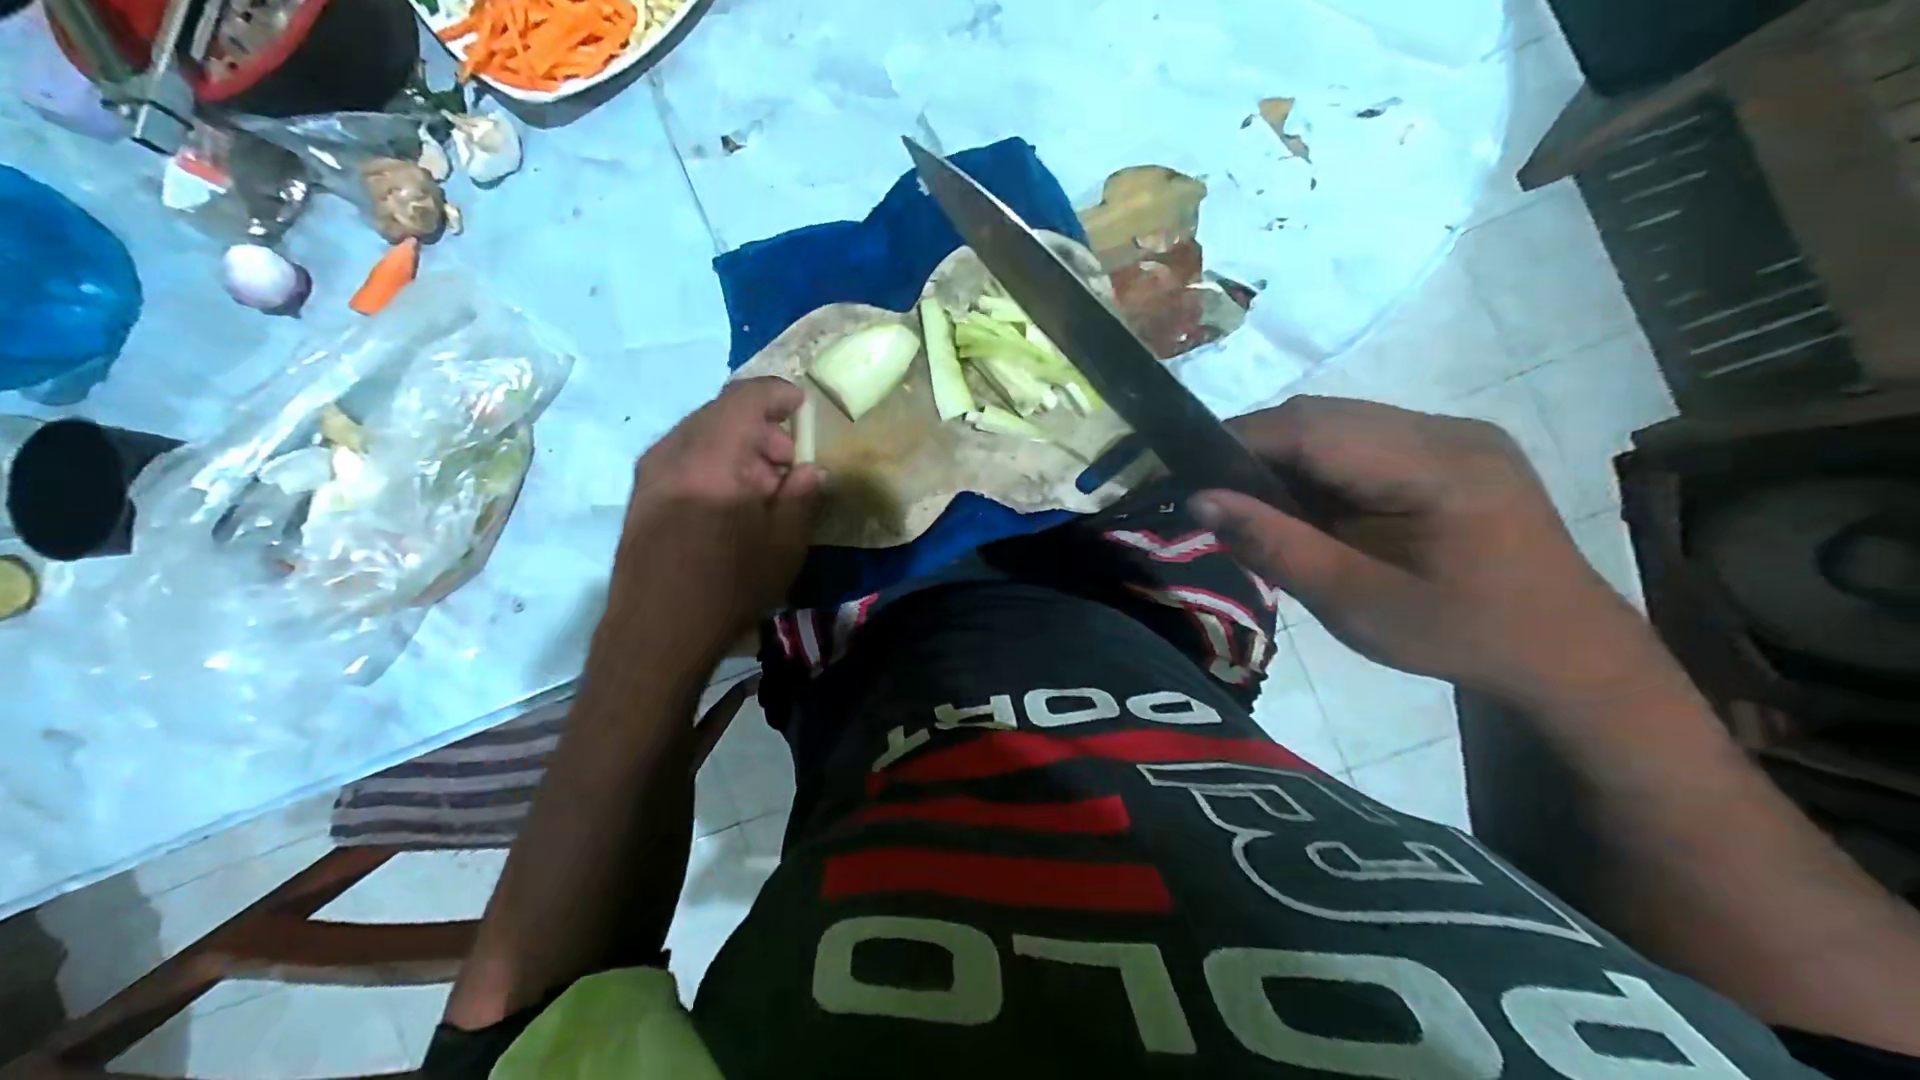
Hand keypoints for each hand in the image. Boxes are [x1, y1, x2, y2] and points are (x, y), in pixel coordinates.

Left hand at [602, 377, 823, 660]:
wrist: (655, 633)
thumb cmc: (727, 589)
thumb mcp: (784, 546)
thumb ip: (802, 496)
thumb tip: (810, 469)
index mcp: (712, 458)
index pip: (744, 398)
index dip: (777, 394)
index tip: (802, 407)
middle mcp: (672, 453)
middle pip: (720, 413)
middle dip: (760, 426)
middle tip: (788, 461)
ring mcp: (649, 473)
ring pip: (699, 433)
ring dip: (736, 444)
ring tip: (762, 484)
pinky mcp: (640, 495)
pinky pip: (682, 456)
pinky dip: (713, 461)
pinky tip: (729, 500)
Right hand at [1194, 396, 1666, 707]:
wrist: (1565, 652)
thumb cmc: (1460, 637)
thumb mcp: (1357, 605)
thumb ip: (1277, 547)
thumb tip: (1200, 501)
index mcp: (1439, 468)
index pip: (1315, 429)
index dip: (1241, 441)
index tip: (1186, 471)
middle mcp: (1448, 431)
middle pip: (1324, 416)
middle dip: (1255, 446)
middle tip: (1210, 490)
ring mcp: (1454, 435)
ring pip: (1339, 422)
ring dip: (1284, 453)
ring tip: (1249, 499)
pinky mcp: (1451, 449)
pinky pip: (1362, 439)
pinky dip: (1316, 463)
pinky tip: (1303, 500)